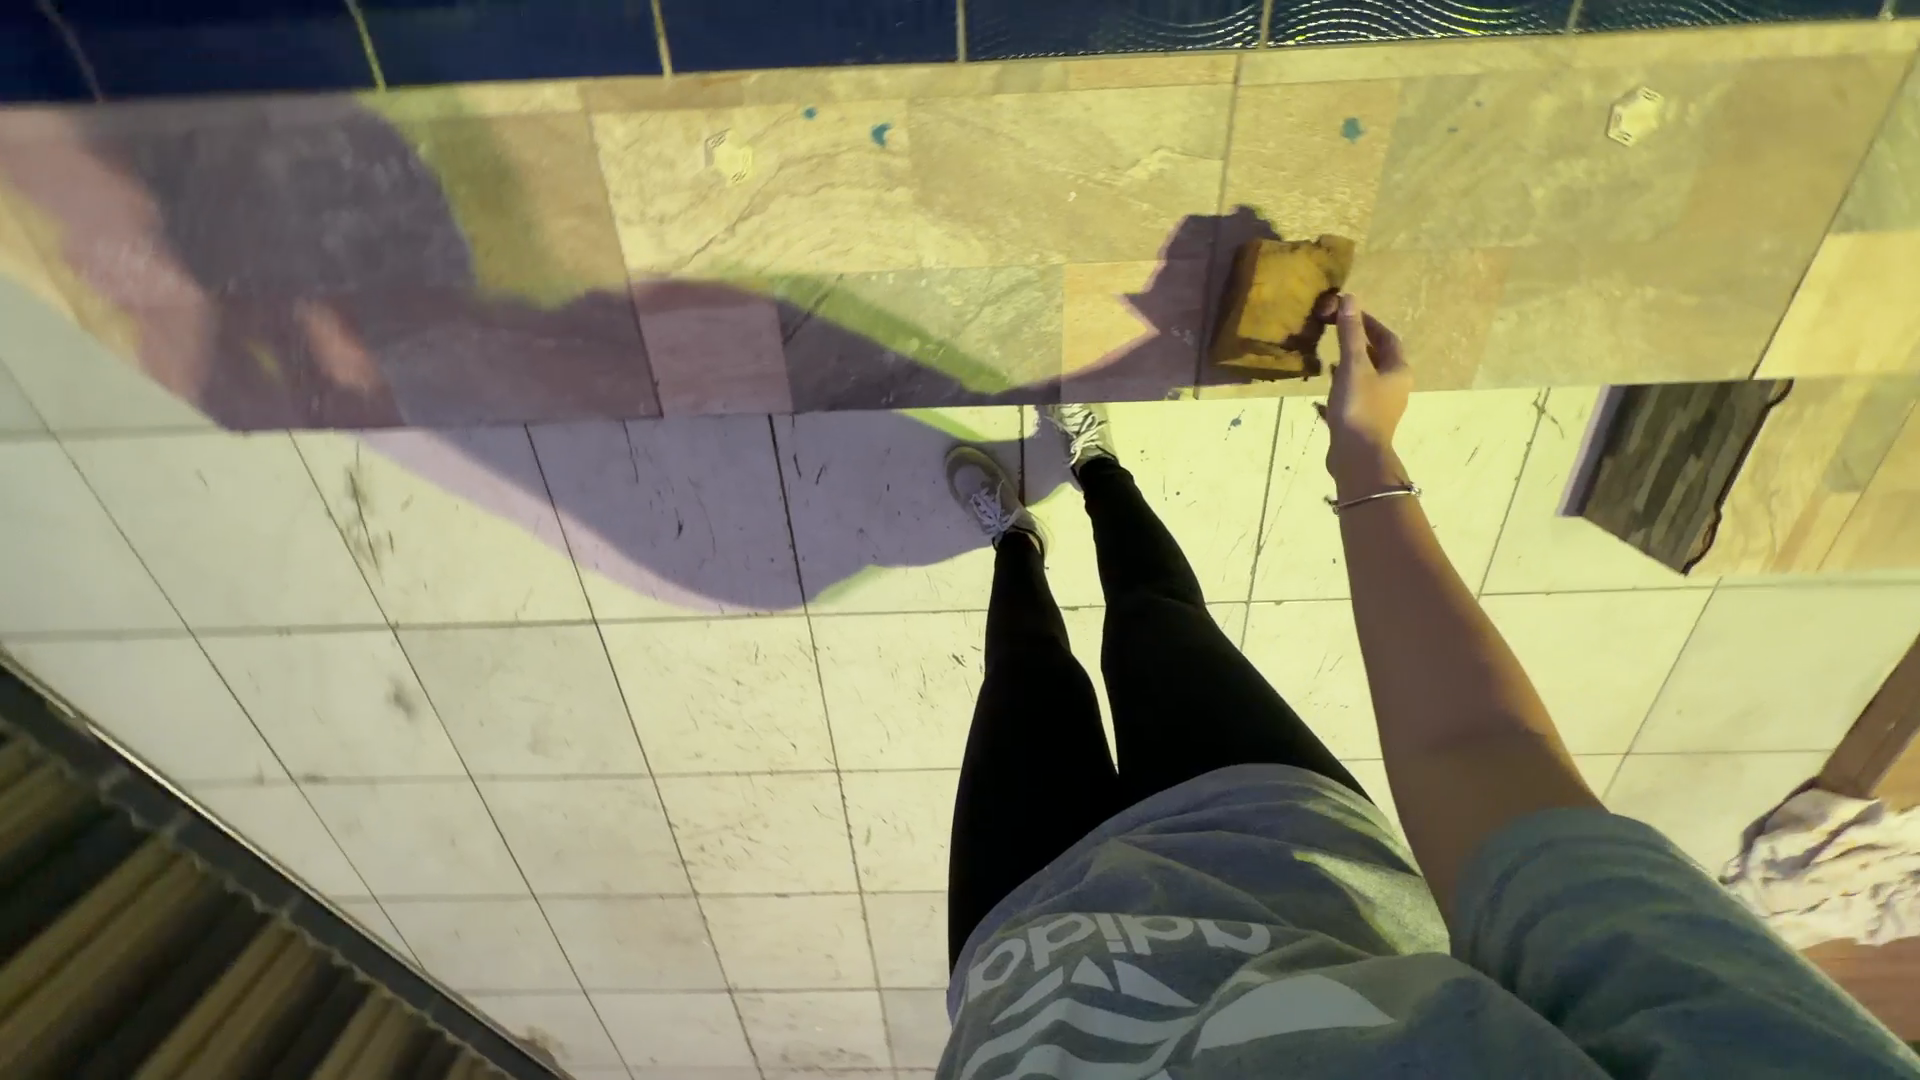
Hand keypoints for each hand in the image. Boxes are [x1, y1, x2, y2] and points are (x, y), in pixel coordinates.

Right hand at [1321, 294, 1411, 479]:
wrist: (1357, 454)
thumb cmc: (1358, 407)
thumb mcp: (1352, 366)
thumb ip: (1350, 333)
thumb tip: (1350, 298)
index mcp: (1399, 370)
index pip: (1387, 338)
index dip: (1370, 323)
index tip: (1350, 313)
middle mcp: (1396, 387)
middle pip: (1380, 358)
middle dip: (1361, 344)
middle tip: (1339, 332)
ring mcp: (1382, 406)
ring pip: (1368, 378)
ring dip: (1352, 366)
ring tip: (1332, 358)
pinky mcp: (1366, 421)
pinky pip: (1356, 396)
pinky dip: (1344, 386)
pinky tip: (1328, 389)